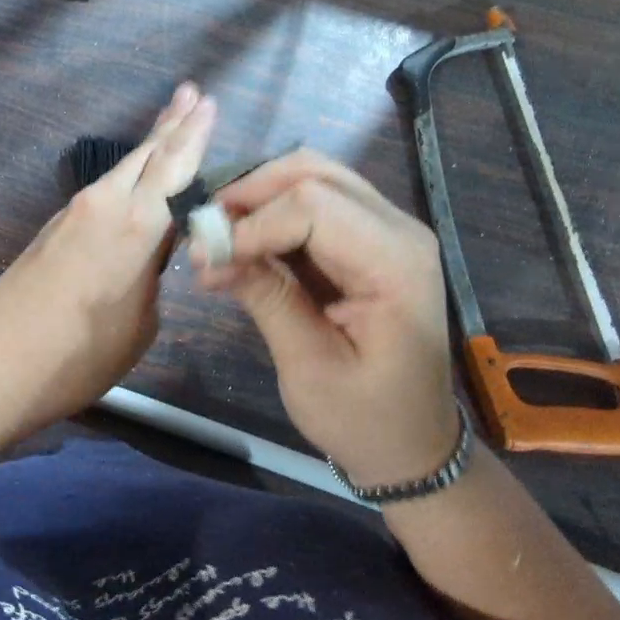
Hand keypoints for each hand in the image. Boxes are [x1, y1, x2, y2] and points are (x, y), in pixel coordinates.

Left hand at [0, 83, 216, 427]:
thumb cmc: (78, 355)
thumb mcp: (139, 324)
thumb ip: (150, 279)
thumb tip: (148, 257)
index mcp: (136, 225)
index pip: (175, 168)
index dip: (194, 136)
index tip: (208, 103)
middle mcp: (103, 206)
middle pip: (144, 157)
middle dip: (172, 126)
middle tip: (192, 94)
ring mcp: (72, 215)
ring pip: (120, 171)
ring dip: (147, 148)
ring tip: (170, 121)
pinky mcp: (51, 232)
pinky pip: (100, 193)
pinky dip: (125, 177)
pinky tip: (132, 181)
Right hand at [194, 150, 460, 486]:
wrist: (414, 446)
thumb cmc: (365, 418)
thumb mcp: (309, 366)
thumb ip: (266, 297)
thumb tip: (207, 252)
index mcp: (395, 265)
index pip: (312, 205)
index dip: (251, 224)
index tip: (205, 260)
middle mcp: (399, 230)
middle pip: (313, 173)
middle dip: (250, 196)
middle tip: (205, 235)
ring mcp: (388, 230)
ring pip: (312, 176)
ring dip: (258, 198)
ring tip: (218, 238)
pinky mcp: (371, 240)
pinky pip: (316, 201)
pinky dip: (272, 212)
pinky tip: (243, 244)